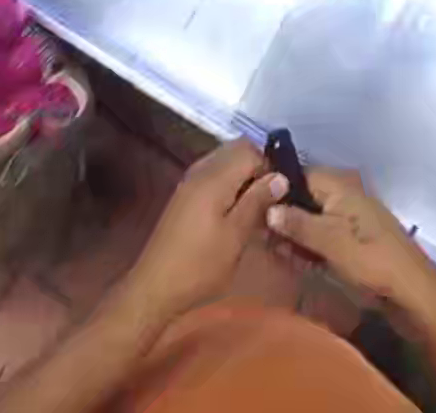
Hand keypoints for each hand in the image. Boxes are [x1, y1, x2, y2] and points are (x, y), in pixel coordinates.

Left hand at [122, 139, 286, 318]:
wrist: (154, 286)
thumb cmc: (200, 265)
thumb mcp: (236, 236)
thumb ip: (258, 201)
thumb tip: (281, 177)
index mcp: (215, 177)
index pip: (251, 150)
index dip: (269, 166)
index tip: (279, 193)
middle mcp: (201, 169)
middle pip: (237, 149)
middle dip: (257, 166)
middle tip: (269, 198)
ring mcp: (190, 180)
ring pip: (225, 159)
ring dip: (242, 174)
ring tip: (254, 205)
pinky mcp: (185, 193)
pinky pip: (213, 172)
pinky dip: (228, 181)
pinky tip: (233, 210)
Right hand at [266, 167, 435, 312]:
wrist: (412, 292)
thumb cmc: (370, 259)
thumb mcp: (329, 241)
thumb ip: (297, 222)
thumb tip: (268, 206)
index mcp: (339, 184)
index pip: (298, 173)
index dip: (275, 188)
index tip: (252, 205)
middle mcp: (343, 193)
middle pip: (304, 195)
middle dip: (282, 213)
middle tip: (257, 232)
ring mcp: (349, 216)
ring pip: (312, 216)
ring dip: (293, 231)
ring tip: (269, 248)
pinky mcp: (353, 238)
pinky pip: (322, 233)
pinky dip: (308, 243)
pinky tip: (291, 258)